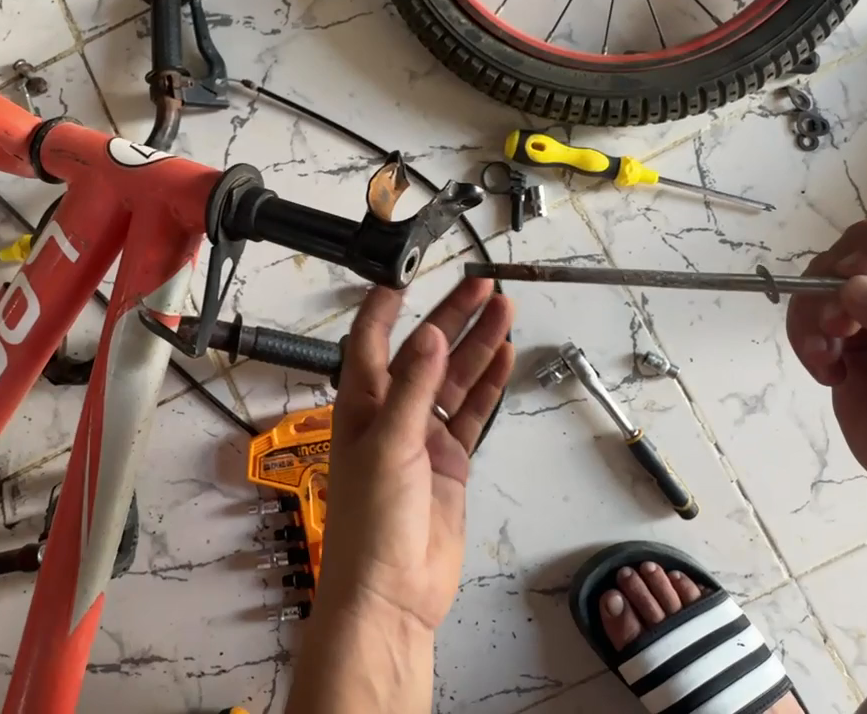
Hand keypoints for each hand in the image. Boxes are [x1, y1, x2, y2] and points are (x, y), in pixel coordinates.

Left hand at [315, 278, 514, 634]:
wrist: (392, 592)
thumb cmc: (371, 525)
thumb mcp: (389, 447)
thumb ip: (413, 389)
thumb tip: (430, 336)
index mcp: (361, 402)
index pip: (371, 338)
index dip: (387, 304)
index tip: (409, 272)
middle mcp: (391, 411)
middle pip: (425, 351)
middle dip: (452, 317)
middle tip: (482, 286)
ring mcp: (423, 435)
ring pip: (455, 377)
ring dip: (478, 345)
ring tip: (504, 310)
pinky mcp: (449, 459)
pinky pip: (471, 412)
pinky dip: (488, 386)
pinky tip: (504, 358)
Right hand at [785, 193, 866, 535]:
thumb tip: (854, 287)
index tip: (861, 275)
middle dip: (839, 280)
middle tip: (839, 329)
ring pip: (826, 271)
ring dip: (813, 312)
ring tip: (827, 357)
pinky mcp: (847, 328)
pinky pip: (805, 305)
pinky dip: (802, 336)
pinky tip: (825, 370)